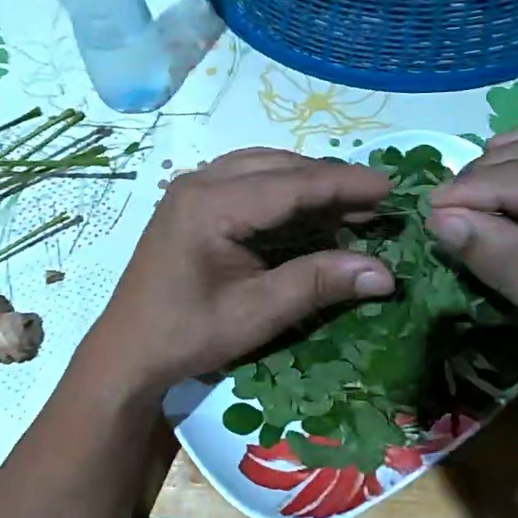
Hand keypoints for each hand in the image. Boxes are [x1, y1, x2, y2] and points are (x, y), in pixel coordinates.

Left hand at [80, 149, 395, 393]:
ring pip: (261, 166)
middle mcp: (198, 183)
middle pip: (277, 166)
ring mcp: (189, 188)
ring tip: (348, 203)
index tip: (390, 188)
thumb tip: (385, 272)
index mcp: (210, 204)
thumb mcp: (256, 312)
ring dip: (305, 181)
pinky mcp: (188, 201)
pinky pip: (244, 177)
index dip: (344, 184)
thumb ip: (317, 283)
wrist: (127, 351)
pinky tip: (303, 206)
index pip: (292, 184)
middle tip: (376, 202)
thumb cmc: (187, 334)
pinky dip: (280, 187)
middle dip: (329, 181)